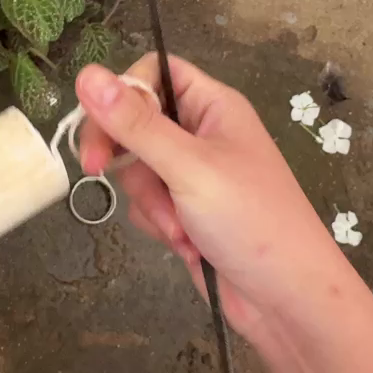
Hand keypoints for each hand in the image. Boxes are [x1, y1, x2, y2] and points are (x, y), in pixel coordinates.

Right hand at [74, 56, 349, 345]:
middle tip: (96, 170)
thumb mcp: (188, 167)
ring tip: (180, 226)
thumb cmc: (250, 220)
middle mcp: (202, 132)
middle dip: (125, 154)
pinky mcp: (186, 210)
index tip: (98, 123)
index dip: (123, 92)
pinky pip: (148, 201)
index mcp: (212, 105)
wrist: (287, 301)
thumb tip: (86, 73)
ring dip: (149, 200)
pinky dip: (158, 222)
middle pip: (136, 121)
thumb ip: (135, 124)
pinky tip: (185, 244)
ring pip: (137, 167)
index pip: (155, 72)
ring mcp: (193, 174)